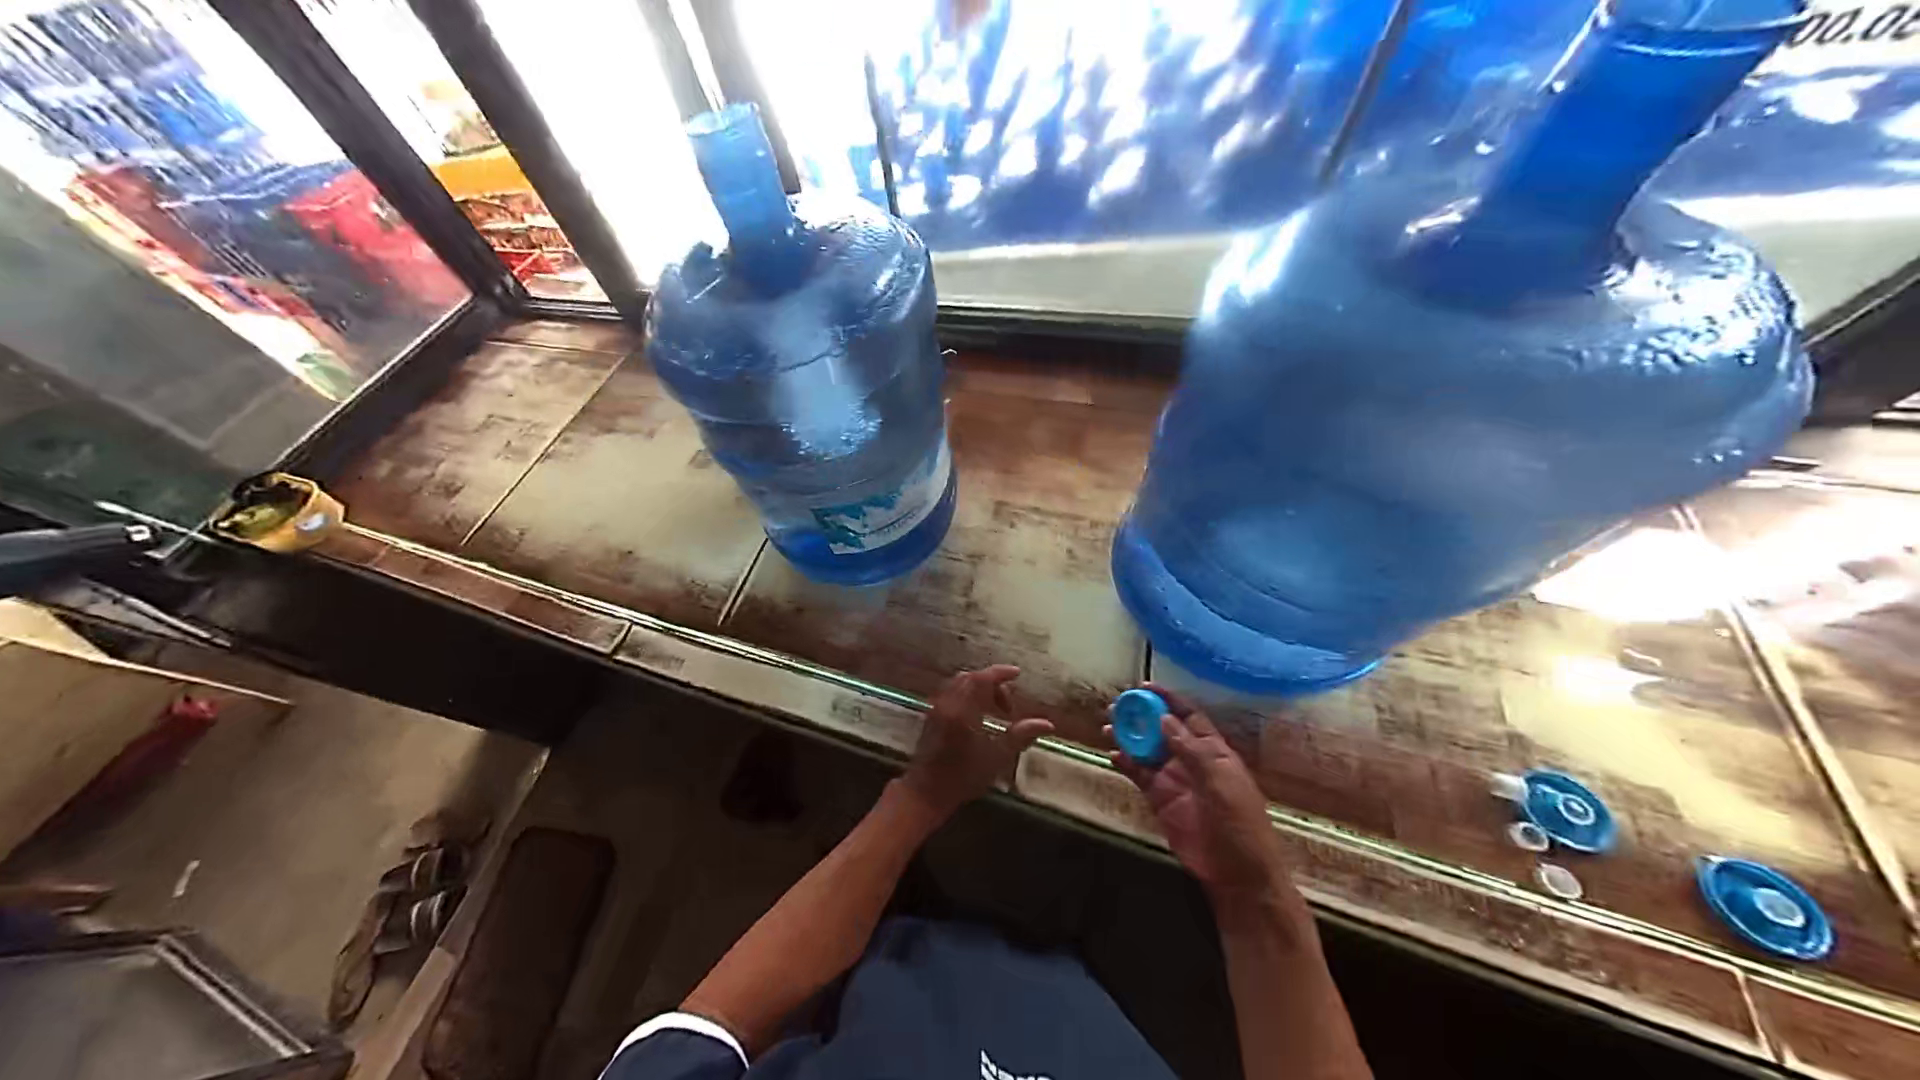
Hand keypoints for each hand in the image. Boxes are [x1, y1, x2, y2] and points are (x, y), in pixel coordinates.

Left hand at [900, 665, 1054, 820]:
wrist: (926, 792)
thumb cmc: (963, 777)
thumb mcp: (996, 758)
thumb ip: (1020, 736)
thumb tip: (1047, 724)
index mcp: (963, 710)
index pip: (982, 678)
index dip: (1000, 673)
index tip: (1017, 673)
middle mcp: (948, 703)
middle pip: (970, 678)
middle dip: (991, 683)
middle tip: (1007, 704)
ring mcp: (937, 709)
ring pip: (959, 684)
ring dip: (978, 688)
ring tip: (995, 709)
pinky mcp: (931, 716)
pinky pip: (951, 693)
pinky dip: (967, 695)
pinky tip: (978, 715)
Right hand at [1107, 684, 1289, 903]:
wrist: (1237, 874)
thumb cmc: (1239, 825)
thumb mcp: (1221, 783)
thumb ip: (1192, 750)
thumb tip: (1165, 719)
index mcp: (1212, 751)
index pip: (1188, 716)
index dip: (1168, 699)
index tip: (1145, 686)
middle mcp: (1190, 760)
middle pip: (1162, 729)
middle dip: (1141, 715)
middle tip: (1117, 705)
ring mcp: (1174, 780)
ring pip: (1146, 750)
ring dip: (1129, 737)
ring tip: (1108, 726)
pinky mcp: (1160, 800)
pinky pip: (1140, 775)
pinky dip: (1126, 764)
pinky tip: (1112, 756)